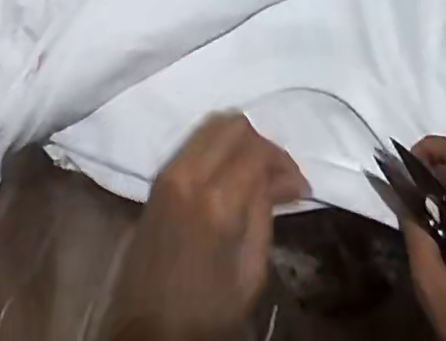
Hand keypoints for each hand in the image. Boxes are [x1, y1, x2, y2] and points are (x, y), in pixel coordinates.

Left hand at [104, 113, 307, 340]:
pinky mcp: (158, 178)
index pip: (257, 152)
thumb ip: (264, 213)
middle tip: (279, 176)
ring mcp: (169, 172)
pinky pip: (195, 140)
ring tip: (258, 172)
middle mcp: (190, 175)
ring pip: (213, 124)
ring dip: (240, 140)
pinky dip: (219, 145)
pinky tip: (232, 171)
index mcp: (216, 202)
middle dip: (264, 145)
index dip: (284, 163)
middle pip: (234, 126)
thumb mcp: (250, 273)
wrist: (145, 330)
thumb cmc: (205, 312)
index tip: (300, 187)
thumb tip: (280, 179)